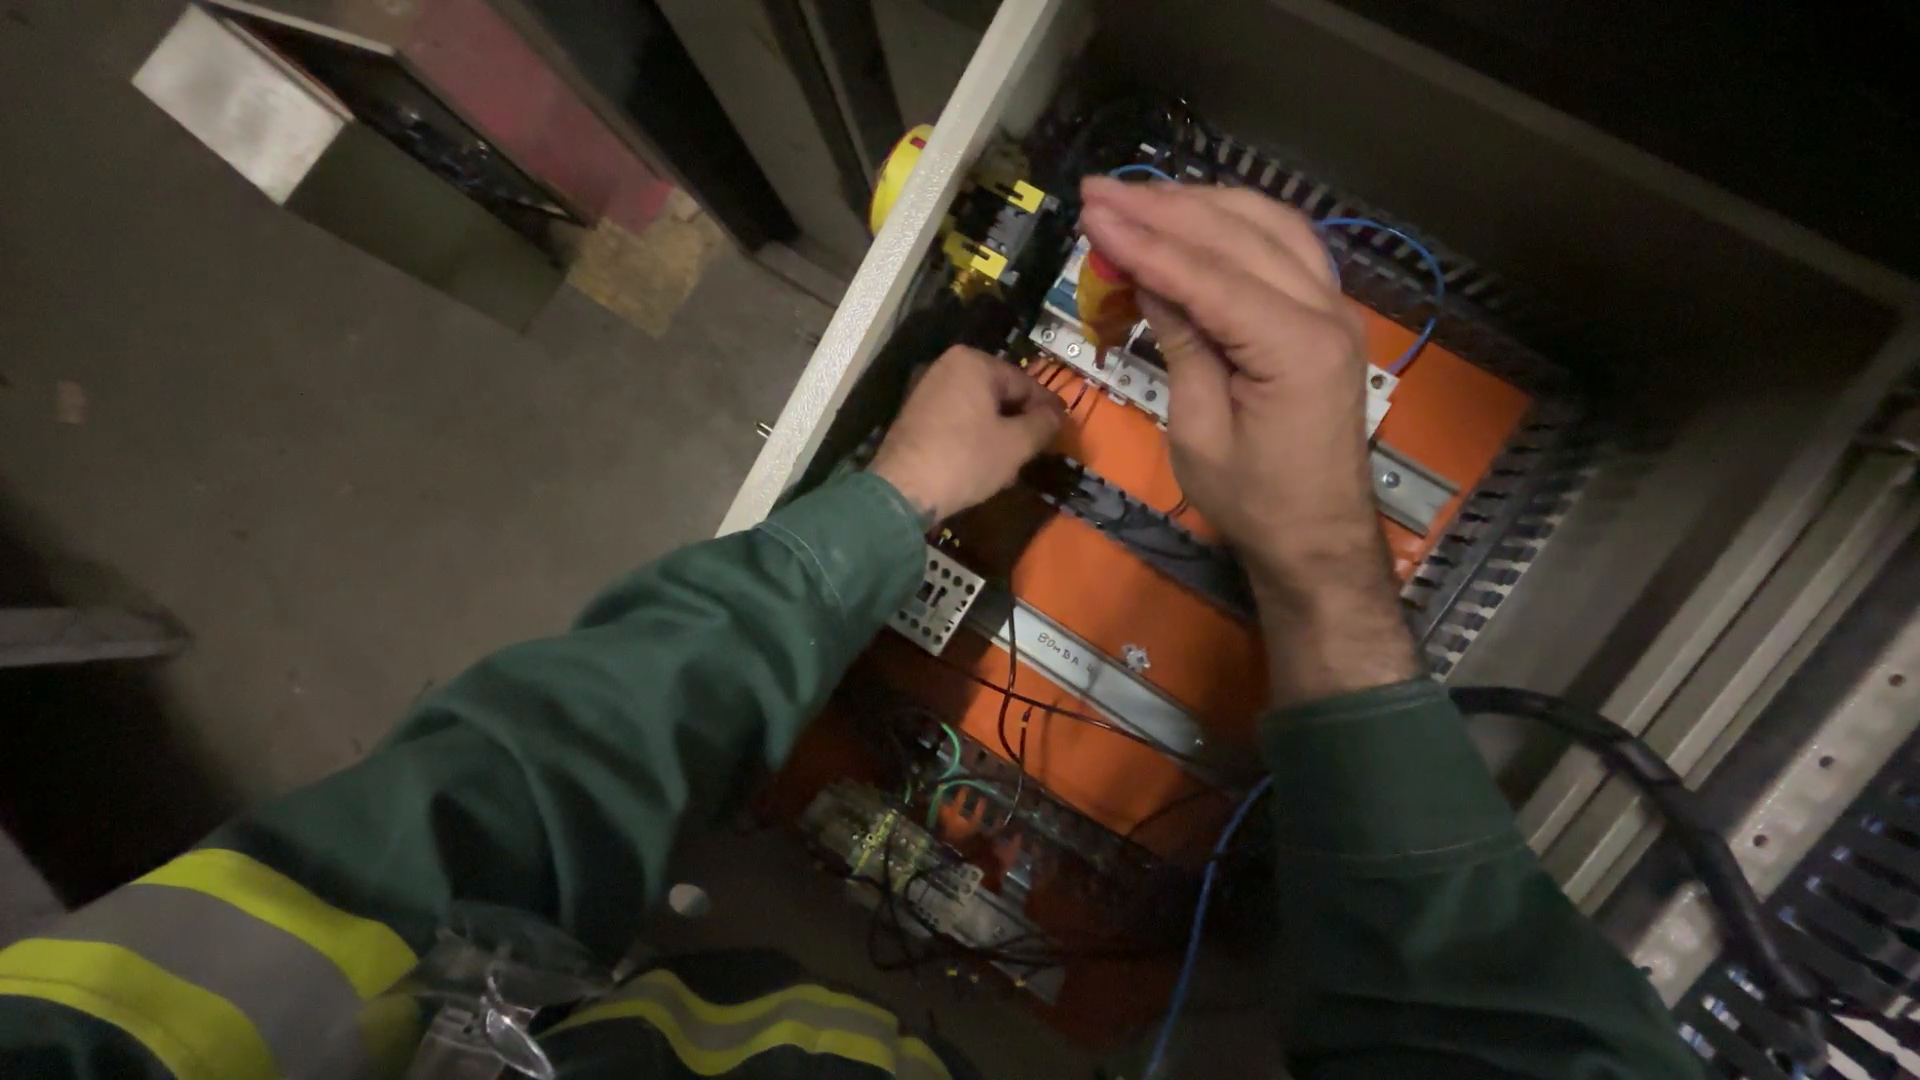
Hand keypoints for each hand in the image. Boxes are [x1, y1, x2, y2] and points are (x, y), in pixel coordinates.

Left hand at [870, 346, 1065, 522]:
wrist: (902, 490)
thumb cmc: (966, 460)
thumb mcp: (1016, 444)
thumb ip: (1044, 424)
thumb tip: (1057, 415)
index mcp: (973, 362)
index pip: (1025, 383)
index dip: (1047, 409)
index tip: (1062, 429)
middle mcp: (946, 366)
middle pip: (1000, 394)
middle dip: (1020, 421)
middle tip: (1037, 449)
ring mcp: (926, 390)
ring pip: (978, 409)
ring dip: (998, 432)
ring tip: (1013, 461)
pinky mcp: (913, 416)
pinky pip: (956, 420)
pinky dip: (974, 436)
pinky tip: (984, 462)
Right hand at [1079, 177, 1417, 703]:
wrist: (1315, 537)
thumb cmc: (1251, 501)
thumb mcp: (1197, 430)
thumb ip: (1182, 343)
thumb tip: (1148, 277)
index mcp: (1293, 347)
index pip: (1207, 275)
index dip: (1144, 241)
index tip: (1092, 212)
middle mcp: (1324, 310)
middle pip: (1238, 235)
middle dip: (1165, 208)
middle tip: (1102, 191)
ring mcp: (1334, 308)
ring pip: (1269, 226)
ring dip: (1202, 205)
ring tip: (1141, 197)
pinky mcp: (1327, 316)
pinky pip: (1286, 248)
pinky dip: (1239, 224)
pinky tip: (1201, 216)